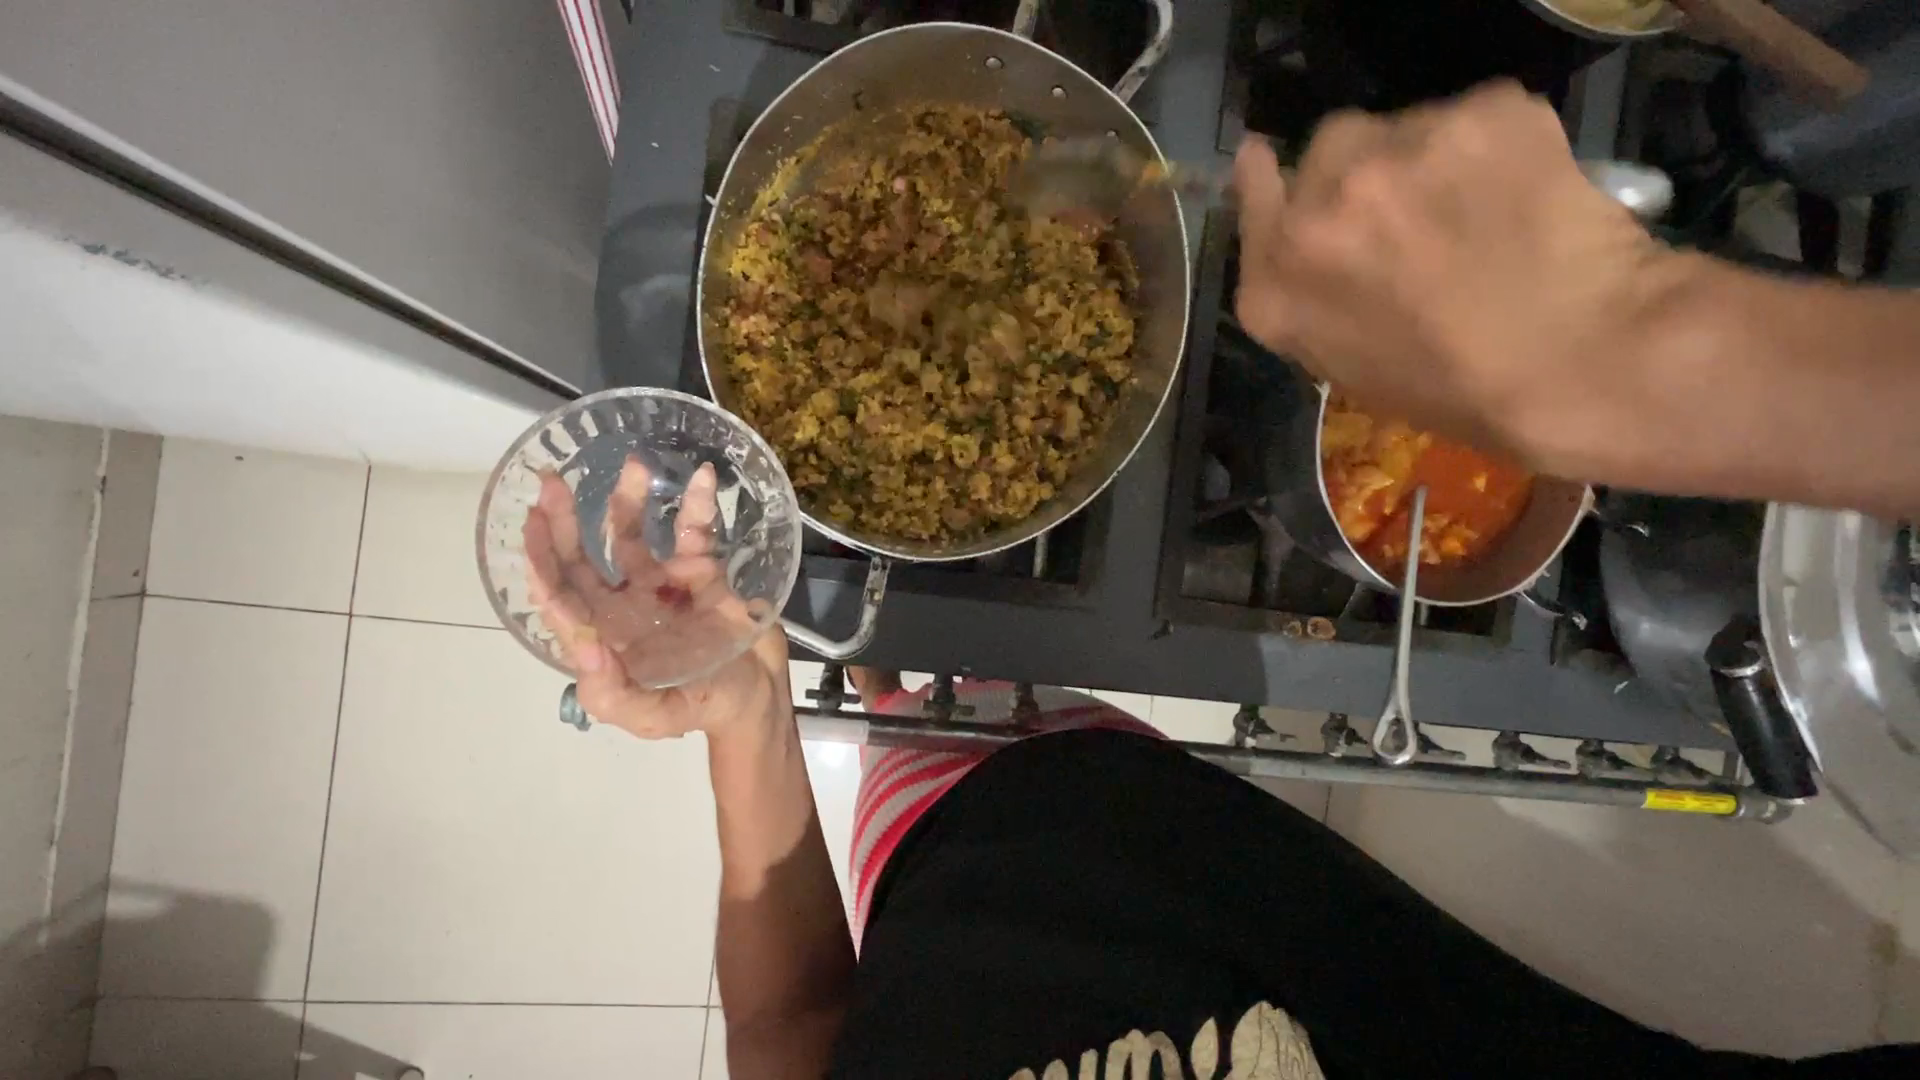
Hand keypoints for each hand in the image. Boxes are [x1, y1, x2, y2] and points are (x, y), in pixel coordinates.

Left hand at [523, 458, 792, 740]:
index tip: (536, 524)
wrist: (759, 696)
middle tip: (554, 483)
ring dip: (627, 500)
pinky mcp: (702, 571)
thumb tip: (583, 644)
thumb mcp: (654, 717)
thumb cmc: (704, 707)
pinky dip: (698, 504)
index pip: (560, 594)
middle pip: (583, 557)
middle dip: (564, 521)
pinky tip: (701, 478)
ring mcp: (663, 584)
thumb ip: (613, 693)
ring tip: (634, 467)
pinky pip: (695, 531)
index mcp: (604, 637)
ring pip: (633, 534)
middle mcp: (624, 605)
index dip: (542, 561)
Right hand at [1232, 81, 1690, 468]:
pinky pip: (1470, 117)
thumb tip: (1306, 241)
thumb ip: (1305, 293)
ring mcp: (1391, 157)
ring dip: (1420, 158)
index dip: (1269, 180)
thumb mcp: (1342, 361)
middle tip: (1407, 213)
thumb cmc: (1453, 390)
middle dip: (1355, 172)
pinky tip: (1519, 194)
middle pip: (1324, 151)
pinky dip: (1490, 147)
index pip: (1252, 198)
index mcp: (1275, 288)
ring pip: (1396, 127)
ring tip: (1471, 207)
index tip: (1278, 164)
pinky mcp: (1475, 114)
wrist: (1579, 363)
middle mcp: (1315, 214)